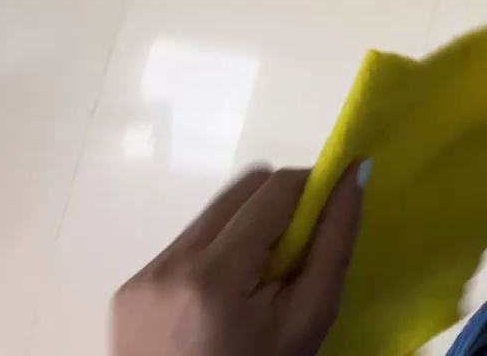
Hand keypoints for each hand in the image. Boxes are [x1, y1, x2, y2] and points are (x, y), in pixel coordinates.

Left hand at [112, 164, 365, 355]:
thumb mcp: (311, 315)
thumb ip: (337, 238)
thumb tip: (358, 170)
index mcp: (212, 275)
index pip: (277, 187)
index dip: (312, 189)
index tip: (328, 218)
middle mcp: (167, 265)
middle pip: (244, 188)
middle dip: (281, 205)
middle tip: (297, 251)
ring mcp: (142, 276)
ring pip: (218, 210)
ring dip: (250, 226)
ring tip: (259, 279)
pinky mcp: (128, 288)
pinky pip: (192, 239)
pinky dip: (221, 249)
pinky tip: (225, 295)